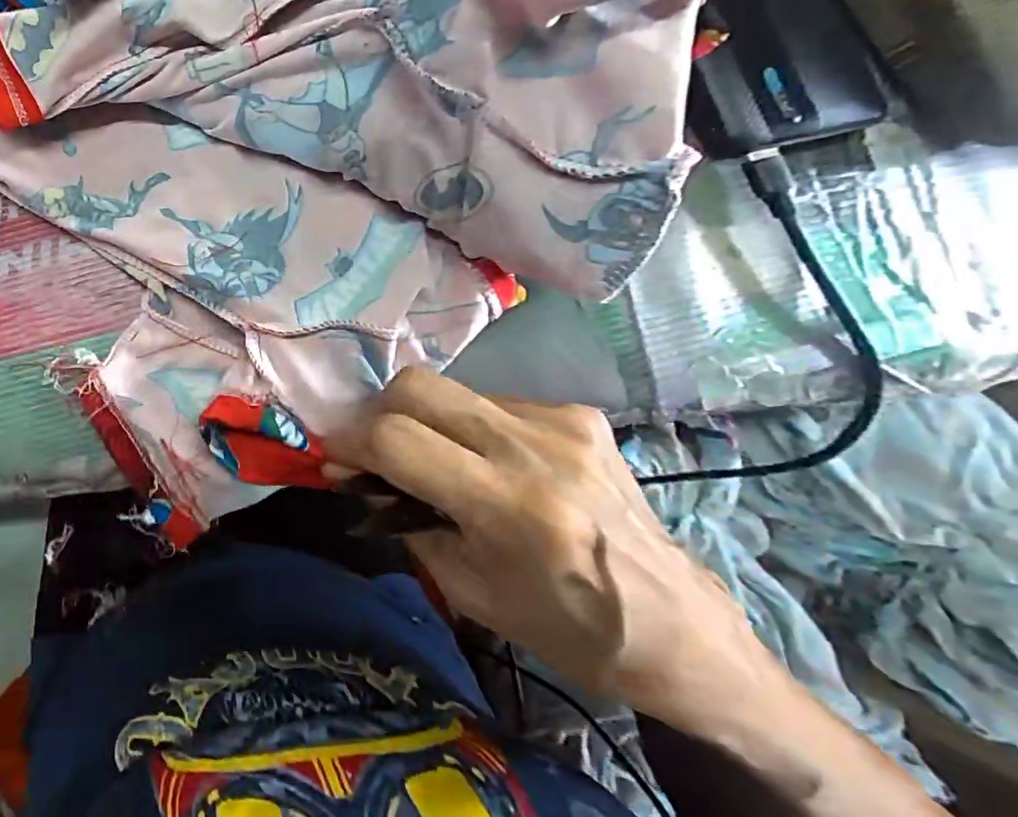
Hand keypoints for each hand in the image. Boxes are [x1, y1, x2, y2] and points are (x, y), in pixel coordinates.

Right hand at [326, 367, 772, 719]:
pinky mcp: (580, 416)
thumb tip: (355, 472)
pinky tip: (487, 461)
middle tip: (376, 451)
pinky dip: (467, 426)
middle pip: (416, 387)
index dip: (350, 443)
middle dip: (377, 413)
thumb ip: (404, 519)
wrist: (680, 630)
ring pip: (450, 389)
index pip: (395, 439)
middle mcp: (536, 449)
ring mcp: (563, 424)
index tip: (338, 461)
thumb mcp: (464, 586)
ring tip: (437, 462)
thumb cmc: (565, 625)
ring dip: (423, 420)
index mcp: (510, 506)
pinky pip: (491, 402)